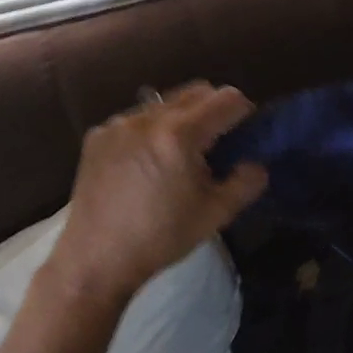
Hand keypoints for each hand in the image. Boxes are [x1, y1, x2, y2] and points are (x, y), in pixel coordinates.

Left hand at [48, 82, 267, 298]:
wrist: (96, 261)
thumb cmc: (161, 237)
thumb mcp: (216, 214)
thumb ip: (247, 182)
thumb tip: (256, 162)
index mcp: (180, 134)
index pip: (227, 99)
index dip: (244, 112)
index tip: (244, 135)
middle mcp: (148, 118)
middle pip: (196, 91)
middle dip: (214, 110)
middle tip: (217, 144)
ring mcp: (118, 124)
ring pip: (165, 103)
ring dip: (182, 118)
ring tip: (178, 155)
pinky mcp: (98, 136)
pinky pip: (136, 119)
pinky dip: (151, 131)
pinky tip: (146, 164)